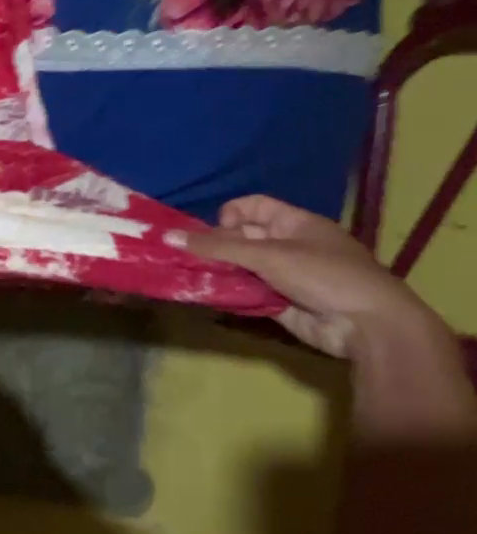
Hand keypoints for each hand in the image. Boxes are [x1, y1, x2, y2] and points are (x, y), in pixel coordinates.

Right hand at [188, 195, 439, 358]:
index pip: (252, 207)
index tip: (216, 235)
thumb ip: (216, 247)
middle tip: (189, 260)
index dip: (229, 215)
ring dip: (216, 271)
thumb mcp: (268, 256)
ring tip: (192, 279)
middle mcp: (289, 245)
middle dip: (213, 247)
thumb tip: (166, 236)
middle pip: (240, 237)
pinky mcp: (278, 299)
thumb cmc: (325, 276)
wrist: (368, 326)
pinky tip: (208, 298)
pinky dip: (226, 292)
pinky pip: (243, 290)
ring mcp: (284, 274)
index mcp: (295, 225)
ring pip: (238, 265)